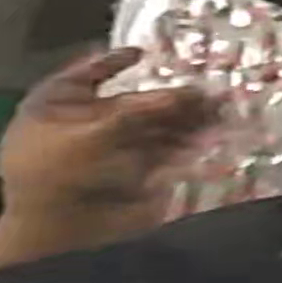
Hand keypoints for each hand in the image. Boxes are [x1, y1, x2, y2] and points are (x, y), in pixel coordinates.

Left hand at [0, 47, 219, 270]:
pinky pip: (177, 146)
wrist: (73, 230)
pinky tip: (221, 131)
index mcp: (54, 114)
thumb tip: (194, 91)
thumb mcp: (98, 134)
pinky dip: (199, 138)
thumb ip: (146, 108)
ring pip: (163, 123)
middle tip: (211, 87)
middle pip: (136, 101)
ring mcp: (118, 149)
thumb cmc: (65, 176)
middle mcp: (86, 128)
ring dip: (194, 115)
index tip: (143, 52)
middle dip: (173, 94)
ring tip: (227, 108)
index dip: (109, 64)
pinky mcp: (146, 167)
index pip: (81, 78)